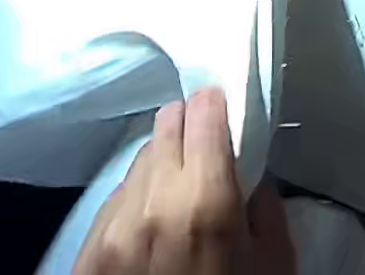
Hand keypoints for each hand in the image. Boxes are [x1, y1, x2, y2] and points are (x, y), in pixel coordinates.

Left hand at [75, 88, 295, 274]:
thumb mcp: (274, 271)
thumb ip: (266, 210)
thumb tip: (248, 172)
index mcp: (206, 201)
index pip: (203, 110)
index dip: (216, 106)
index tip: (222, 112)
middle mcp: (155, 199)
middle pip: (168, 120)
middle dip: (188, 127)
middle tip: (202, 151)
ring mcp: (116, 223)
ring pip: (141, 155)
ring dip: (162, 162)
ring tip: (177, 196)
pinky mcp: (89, 247)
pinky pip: (117, 195)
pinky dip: (137, 198)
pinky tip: (150, 227)